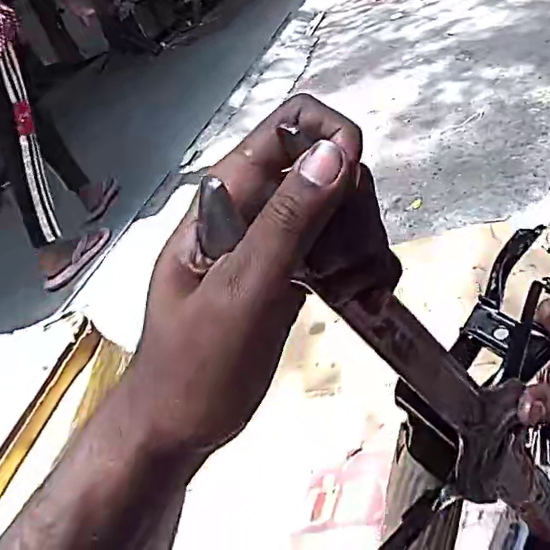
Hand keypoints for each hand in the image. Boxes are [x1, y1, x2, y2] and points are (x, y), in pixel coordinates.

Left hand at [119, 94, 366, 459]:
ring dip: (362, 249)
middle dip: (351, 213)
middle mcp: (262, 201)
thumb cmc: (191, 366)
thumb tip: (334, 153)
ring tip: (341, 292)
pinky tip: (362, 300)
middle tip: (334, 267)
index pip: (291, 122)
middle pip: (335, 167)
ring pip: (352, 208)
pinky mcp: (305, 263)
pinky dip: (369, 270)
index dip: (330, 134)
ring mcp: (285, 233)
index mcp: (232, 190)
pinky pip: (356, 246)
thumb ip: (287, 221)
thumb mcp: (239, 293)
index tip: (352, 178)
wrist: (180, 427)